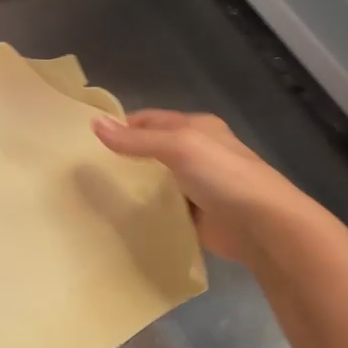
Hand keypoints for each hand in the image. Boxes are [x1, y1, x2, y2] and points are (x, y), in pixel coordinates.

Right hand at [92, 109, 327, 262]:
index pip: (148, 120)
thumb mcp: (179, 147)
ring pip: (151, 178)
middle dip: (120, 156)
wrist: (264, 227)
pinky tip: (118, 213)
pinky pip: (158, 205)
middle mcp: (196, 152)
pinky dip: (141, 207)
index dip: (119, 126)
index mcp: (197, 128)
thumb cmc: (225, 177)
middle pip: (148, 149)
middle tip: (83, 168)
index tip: (85, 141)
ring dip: (129, 184)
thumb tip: (93, 124)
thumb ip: (136, 140)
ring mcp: (195, 183)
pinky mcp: (192, 211)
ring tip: (91, 191)